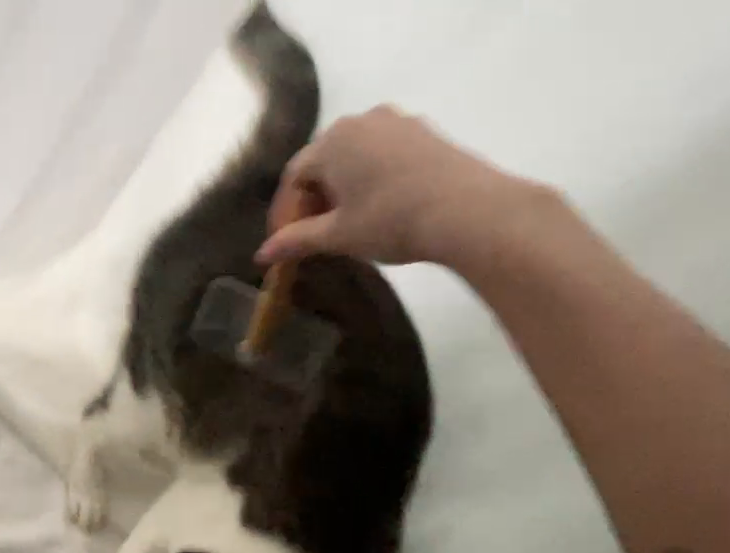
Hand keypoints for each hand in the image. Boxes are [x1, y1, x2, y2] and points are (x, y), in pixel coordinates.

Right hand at [257, 106, 545, 268]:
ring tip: (345, 222)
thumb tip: (262, 255)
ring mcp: (397, 122)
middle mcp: (362, 120)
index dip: (285, 212)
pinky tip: (377, 207)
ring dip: (342, 188)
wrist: (467, 210)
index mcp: (333, 141)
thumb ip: (296, 240)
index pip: (294, 176)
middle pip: (323, 162)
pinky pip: (383, 154)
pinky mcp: (425, 133)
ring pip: (354, 156)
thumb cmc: (390, 220)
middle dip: (313, 199)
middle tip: (313, 235)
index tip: (285, 242)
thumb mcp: (337, 236)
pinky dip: (370, 179)